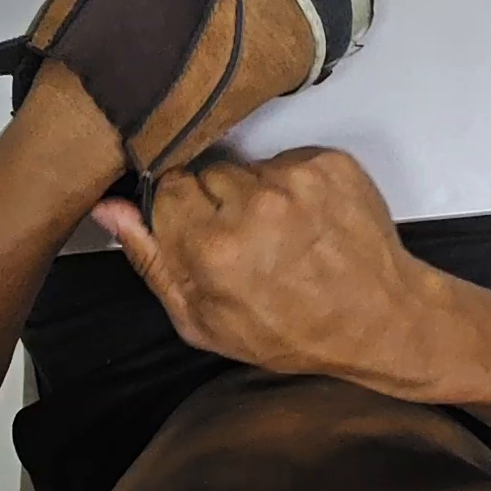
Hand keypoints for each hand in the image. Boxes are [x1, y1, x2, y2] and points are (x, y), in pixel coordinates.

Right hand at [92, 149, 470, 396]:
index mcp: (212, 247)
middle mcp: (252, 203)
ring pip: (247, 165)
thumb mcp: (207, 322)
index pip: (165, 188)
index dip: (181, 210)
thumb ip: (153, 262)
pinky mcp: (328, 161)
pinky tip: (309, 220)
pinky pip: (288, 160)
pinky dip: (293, 183)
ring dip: (255, 191)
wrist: (379, 318)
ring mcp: (296, 178)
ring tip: (282, 231)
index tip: (201, 229)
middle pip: (206, 172)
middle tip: (247, 238)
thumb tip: (110, 209)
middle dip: (217, 200)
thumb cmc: (291, 331)